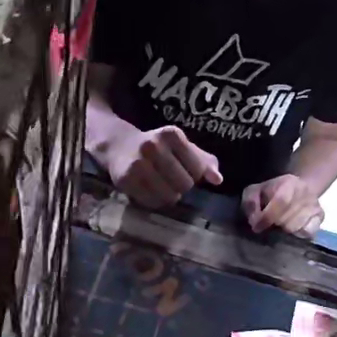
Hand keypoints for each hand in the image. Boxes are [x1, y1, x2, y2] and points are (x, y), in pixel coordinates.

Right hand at [103, 125, 221, 208]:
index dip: (194, 174)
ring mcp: (138, 163)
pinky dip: (155, 201)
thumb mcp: (180, 146)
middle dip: (182, 186)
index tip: (184, 170)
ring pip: (169, 196)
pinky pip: (151, 202)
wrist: (118, 145)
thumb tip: (218, 180)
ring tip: (162, 187)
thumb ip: (203, 161)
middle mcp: (153, 146)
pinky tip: (150, 191)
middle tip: (172, 181)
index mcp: (171, 134)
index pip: (197, 169)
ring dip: (170, 196)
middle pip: (185, 184)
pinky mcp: (126, 179)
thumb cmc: (157, 147)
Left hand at [242, 174, 323, 236]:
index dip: (267, 217)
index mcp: (289, 182)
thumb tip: (255, 221)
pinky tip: (293, 228)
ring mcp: (315, 205)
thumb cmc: (272, 192)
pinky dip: (298, 234)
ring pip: (297, 227)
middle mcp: (305, 192)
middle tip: (270, 224)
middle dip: (274, 225)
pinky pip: (309, 232)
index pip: (281, 201)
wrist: (299, 188)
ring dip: (285, 230)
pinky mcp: (320, 217)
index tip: (257, 227)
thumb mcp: (255, 191)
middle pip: (288, 219)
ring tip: (281, 224)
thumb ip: (251, 203)